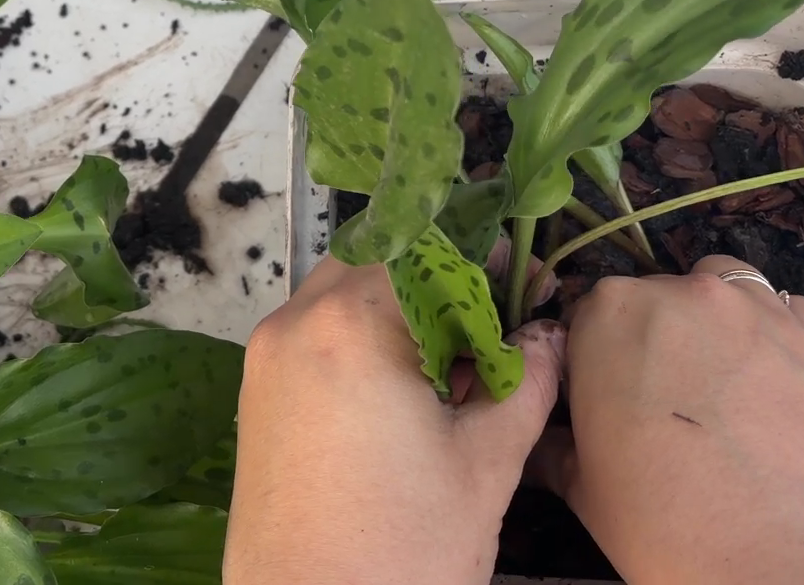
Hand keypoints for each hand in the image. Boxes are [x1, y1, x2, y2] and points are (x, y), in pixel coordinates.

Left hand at [224, 253, 565, 584]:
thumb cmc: (404, 550)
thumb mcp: (483, 467)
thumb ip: (522, 384)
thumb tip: (549, 334)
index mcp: (349, 323)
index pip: (417, 253)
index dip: (471, 257)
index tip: (511, 276)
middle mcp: (294, 320)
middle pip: (370, 263)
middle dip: (429, 279)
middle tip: (481, 324)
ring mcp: (265, 351)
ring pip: (335, 293)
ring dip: (389, 306)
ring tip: (441, 362)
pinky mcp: (254, 384)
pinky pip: (309, 330)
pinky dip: (351, 335)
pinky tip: (392, 386)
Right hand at [550, 254, 803, 584]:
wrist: (791, 569)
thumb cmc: (662, 518)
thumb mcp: (578, 480)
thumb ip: (551, 437)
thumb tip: (539, 432)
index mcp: (606, 311)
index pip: (587, 313)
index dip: (595, 353)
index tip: (607, 393)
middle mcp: (676, 292)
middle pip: (654, 297)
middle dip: (655, 336)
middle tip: (667, 398)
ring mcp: (756, 310)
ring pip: (724, 286)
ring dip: (716, 318)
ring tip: (725, 376)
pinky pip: (793, 312)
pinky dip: (780, 332)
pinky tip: (779, 377)